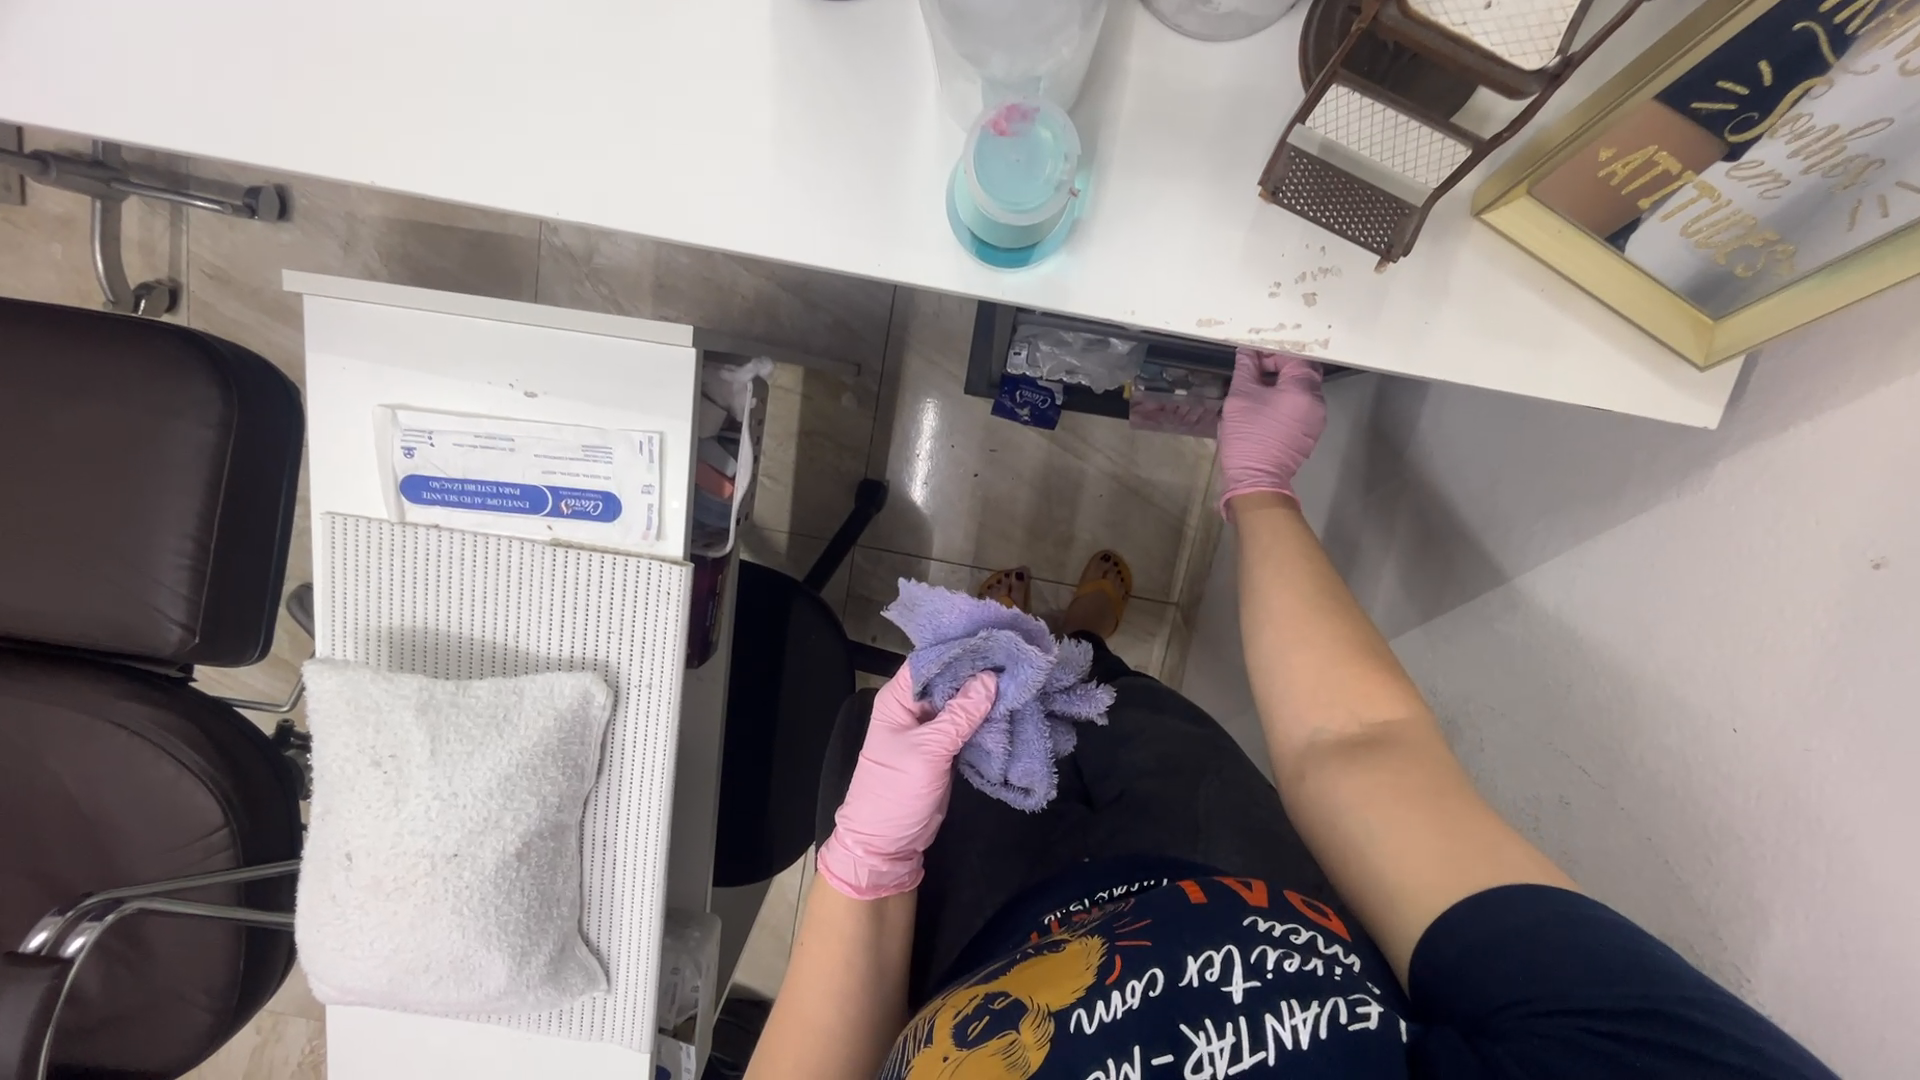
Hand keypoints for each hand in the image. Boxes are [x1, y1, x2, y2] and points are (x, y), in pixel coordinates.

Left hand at [817, 667, 997, 899]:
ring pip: (961, 701)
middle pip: (949, 678)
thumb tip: (991, 678)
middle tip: (1016, 658)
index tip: (995, 641)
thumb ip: (960, 715)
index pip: (930, 661)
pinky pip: (967, 723)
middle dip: (979, 671)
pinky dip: (986, 717)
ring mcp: (931, 728)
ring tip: (1020, 678)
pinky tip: (1011, 706)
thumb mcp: (929, 751)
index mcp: (898, 698)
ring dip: (986, 694)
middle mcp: (914, 706)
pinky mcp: (946, 747)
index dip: (960, 650)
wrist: (888, 844)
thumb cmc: (896, 792)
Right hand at [1218, 348, 1325, 518]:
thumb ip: (1246, 369)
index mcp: (1303, 389)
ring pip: (1303, 391)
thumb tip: (1246, 352)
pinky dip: (1287, 401)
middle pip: (1303, 373)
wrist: (1257, 479)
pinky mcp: (1311, 433)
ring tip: (1259, 389)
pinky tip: (1267, 408)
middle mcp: (1317, 401)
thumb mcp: (1240, 397)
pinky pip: (1302, 408)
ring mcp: (1317, 419)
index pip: (1294, 357)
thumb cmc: (1247, 437)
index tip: (1252, 358)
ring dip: (1283, 385)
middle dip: (1280, 367)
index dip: (1272, 353)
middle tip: (1255, 370)